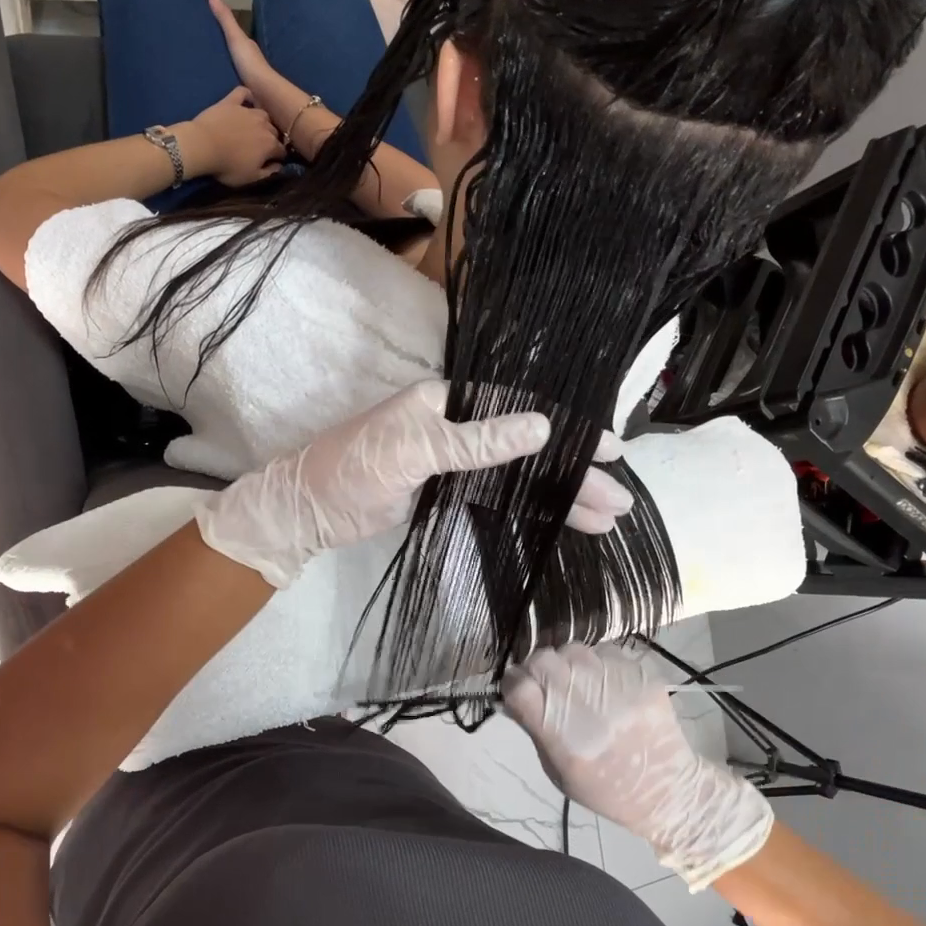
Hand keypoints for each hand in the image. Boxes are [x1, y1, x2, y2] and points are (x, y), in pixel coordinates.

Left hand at [188, 86, 284, 186]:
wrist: (203, 146)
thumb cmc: (227, 166)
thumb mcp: (251, 178)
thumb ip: (268, 173)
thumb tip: (279, 166)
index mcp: (270, 145)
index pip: (282, 150)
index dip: (279, 157)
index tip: (273, 161)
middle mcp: (264, 125)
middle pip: (274, 131)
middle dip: (272, 139)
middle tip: (262, 147)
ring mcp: (248, 110)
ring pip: (263, 113)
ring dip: (263, 121)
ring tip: (255, 128)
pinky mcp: (232, 101)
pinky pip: (244, 92)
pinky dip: (248, 96)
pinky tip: (247, 101)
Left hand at [197, 380, 635, 586]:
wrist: (305, 511)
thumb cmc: (351, 470)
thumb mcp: (414, 451)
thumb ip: (478, 441)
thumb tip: (541, 426)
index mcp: (446, 402)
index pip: (519, 411)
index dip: (566, 432)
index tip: (609, 450)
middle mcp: (454, 425)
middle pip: (526, 449)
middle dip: (572, 474)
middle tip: (620, 499)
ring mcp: (450, 462)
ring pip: (516, 478)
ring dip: (557, 497)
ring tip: (604, 518)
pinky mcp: (443, 492)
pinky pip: (495, 498)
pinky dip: (525, 510)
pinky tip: (557, 523)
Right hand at [208, 0, 276, 91]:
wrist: (264, 94)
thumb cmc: (250, 64)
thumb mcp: (236, 38)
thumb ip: (225, 19)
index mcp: (248, 48)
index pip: (234, 39)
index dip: (223, 36)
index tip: (207, 36)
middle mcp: (251, 64)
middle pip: (234, 58)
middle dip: (223, 58)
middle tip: (203, 60)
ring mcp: (250, 82)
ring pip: (235, 75)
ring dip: (226, 76)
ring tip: (208, 79)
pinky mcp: (248, 97)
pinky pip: (235, 91)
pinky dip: (229, 90)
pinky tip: (220, 94)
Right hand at [501, 643, 773, 890]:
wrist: (666, 789)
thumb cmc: (604, 789)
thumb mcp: (557, 771)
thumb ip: (535, 729)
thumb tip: (515, 695)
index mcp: (561, 735)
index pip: (519, 687)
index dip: (513, 684)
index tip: (518, 690)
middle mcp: (587, 704)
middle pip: (542, 660)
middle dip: (537, 669)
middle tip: (547, 685)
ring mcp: (616, 685)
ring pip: (573, 649)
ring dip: (567, 663)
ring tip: (577, 682)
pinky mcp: (641, 675)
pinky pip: (605, 652)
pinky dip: (597, 664)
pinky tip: (603, 684)